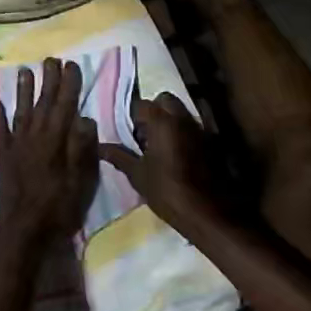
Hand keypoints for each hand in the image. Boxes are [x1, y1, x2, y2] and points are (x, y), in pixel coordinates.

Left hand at [0, 59, 98, 244]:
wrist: (24, 230)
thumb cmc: (58, 207)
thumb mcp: (79, 180)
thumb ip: (80, 148)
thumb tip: (84, 118)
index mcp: (55, 142)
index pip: (64, 107)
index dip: (69, 86)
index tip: (72, 66)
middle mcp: (34, 138)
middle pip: (43, 104)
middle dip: (48, 81)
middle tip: (52, 60)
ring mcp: (16, 146)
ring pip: (21, 112)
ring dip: (23, 91)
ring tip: (25, 71)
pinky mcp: (3, 157)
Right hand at [99, 92, 225, 231]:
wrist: (202, 209)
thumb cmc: (165, 190)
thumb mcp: (137, 174)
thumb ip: (119, 155)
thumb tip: (100, 146)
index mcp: (162, 121)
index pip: (141, 104)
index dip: (130, 116)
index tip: (125, 133)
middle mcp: (183, 117)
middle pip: (165, 101)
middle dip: (153, 112)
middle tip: (142, 135)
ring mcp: (199, 127)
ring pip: (180, 112)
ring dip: (168, 121)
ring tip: (156, 145)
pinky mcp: (210, 140)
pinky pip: (192, 127)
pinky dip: (181, 133)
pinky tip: (174, 153)